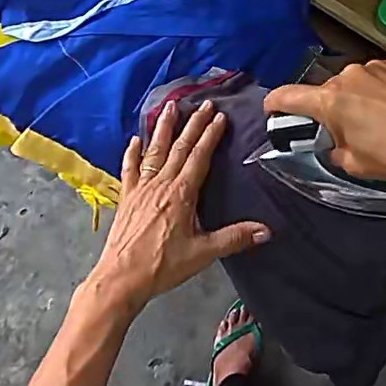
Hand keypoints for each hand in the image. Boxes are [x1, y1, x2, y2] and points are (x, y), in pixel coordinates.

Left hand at [82, 99, 270, 317]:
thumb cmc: (162, 266)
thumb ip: (235, 238)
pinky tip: (135, 141)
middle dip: (193, 124)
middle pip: (179, 148)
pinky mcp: (127, 199)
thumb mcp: (204, 252)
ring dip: (164, 129)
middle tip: (204, 104)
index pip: (199, 157)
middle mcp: (161, 185)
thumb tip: (267, 230)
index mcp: (181, 194)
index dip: (210, 135)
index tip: (220, 117)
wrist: (119, 281)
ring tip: (170, 108)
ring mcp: (141, 190)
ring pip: (155, 152)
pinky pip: (130, 170)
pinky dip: (133, 154)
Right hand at [262, 59, 385, 193]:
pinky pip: (384, 77)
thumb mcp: (357, 164)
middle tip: (353, 133)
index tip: (273, 108)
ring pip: (360, 83)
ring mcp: (380, 66)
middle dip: (336, 110)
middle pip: (331, 91)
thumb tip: (337, 143)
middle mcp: (352, 76)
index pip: (289, 96)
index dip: (276, 103)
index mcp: (332, 100)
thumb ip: (336, 149)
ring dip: (364, 99)